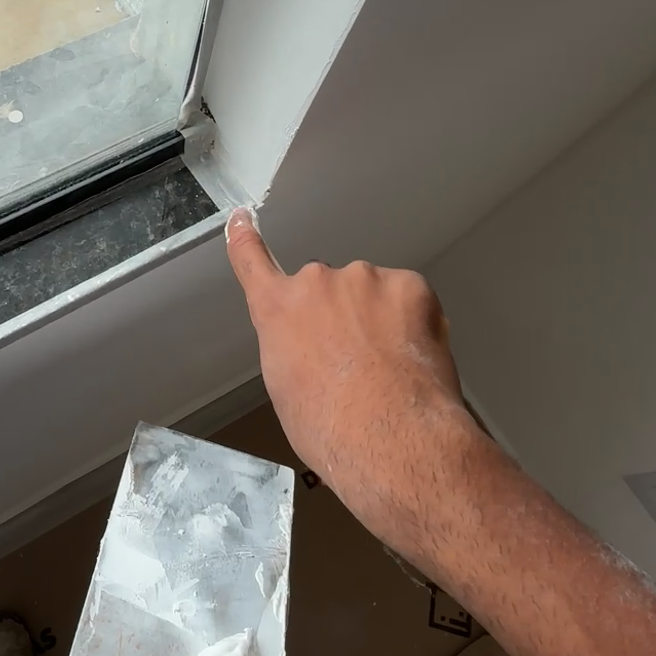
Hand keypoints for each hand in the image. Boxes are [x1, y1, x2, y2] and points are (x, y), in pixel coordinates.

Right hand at [224, 207, 485, 559]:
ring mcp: (364, 279)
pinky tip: (413, 359)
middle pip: (328, 290)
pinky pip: (408, 298)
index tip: (242, 217)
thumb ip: (291, 346)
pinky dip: (413, 323)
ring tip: (388, 370)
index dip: (245, 237)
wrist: (391, 439)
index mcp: (278, 310)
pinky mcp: (409, 285)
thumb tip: (313, 344)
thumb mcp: (287, 388)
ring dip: (378, 320)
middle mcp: (316, 282)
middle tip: (357, 364)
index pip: (252, 262)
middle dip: (341, 316)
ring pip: (371, 294)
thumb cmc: (330, 428)